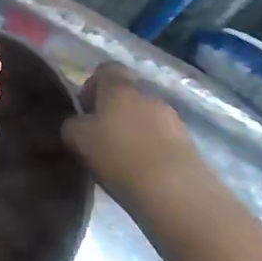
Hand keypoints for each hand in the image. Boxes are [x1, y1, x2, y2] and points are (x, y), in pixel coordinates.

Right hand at [64, 63, 203, 201]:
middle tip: (100, 139)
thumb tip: (78, 124)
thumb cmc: (119, 155)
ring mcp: (173, 119)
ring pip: (145, 117)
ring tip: (121, 159)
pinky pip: (161, 138)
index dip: (92, 86)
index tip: (85, 111)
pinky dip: (150, 149)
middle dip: (113, 113)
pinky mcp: (188, 144)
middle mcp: (148, 95)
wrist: (176, 192)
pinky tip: (141, 172)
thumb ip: (72, 124)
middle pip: (127, 95)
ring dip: (133, 132)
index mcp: (120, 88)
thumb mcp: (78, 139)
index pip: (106, 69)